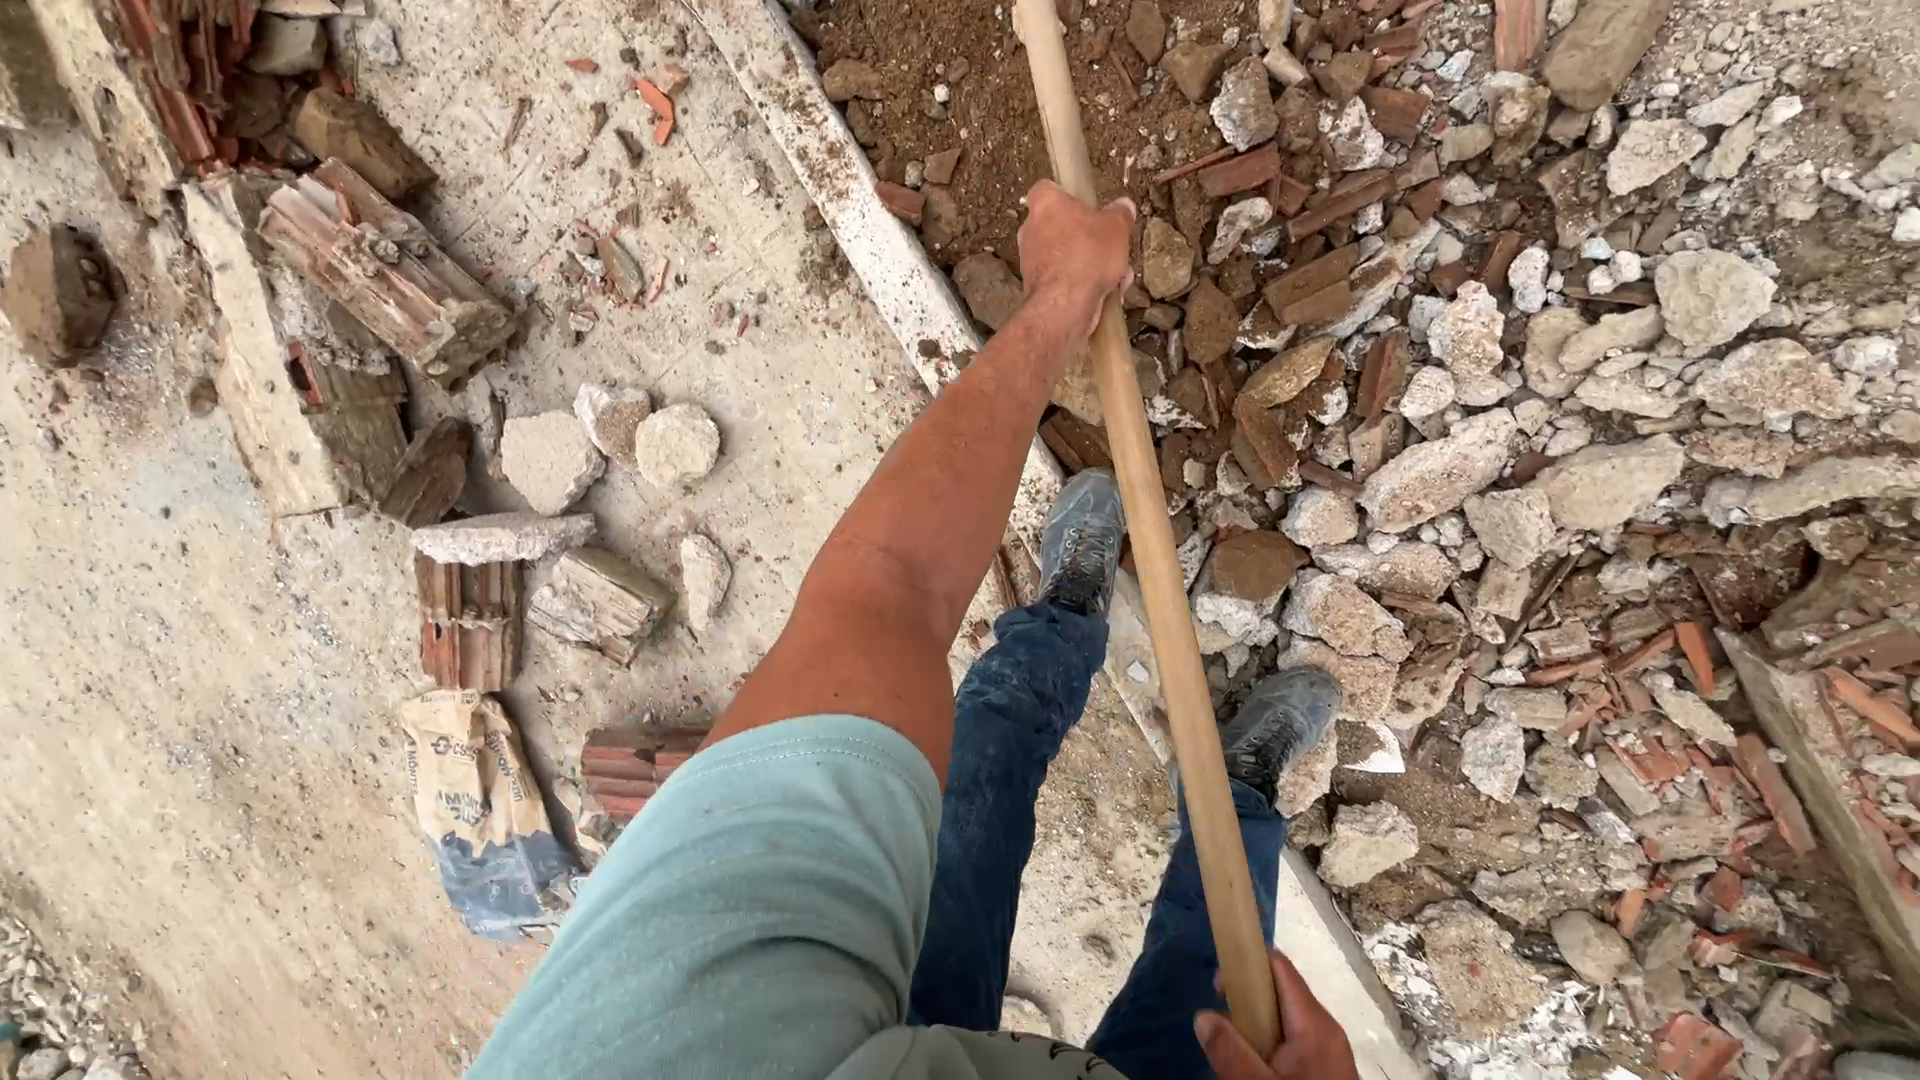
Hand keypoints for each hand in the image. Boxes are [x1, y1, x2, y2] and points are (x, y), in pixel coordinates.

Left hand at [1016, 179, 1134, 337]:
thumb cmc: (1088, 254)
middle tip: (1110, 249)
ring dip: (1088, 265)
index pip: (1046, 189)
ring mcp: (1029, 260)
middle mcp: (1030, 230)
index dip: (1066, 196)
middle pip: (1059, 227)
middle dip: (1086, 239)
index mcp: (1045, 204)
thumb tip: (1124, 206)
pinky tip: (1106, 294)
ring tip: (1117, 277)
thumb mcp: (1117, 227)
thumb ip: (1120, 214)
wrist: (1065, 305)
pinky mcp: (1034, 288)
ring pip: (1064, 256)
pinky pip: (1061, 279)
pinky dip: (1080, 285)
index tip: (1084, 207)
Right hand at [1194, 952, 1359, 1079]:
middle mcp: (1327, 1030)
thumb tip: (1203, 1016)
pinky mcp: (1328, 1072)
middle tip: (1223, 1026)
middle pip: (1280, 992)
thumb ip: (1227, 1049)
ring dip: (1255, 1029)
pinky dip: (1270, 1047)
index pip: (1278, 966)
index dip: (1246, 964)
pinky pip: (1293, 1043)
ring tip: (1237, 1054)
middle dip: (1247, 1002)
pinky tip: (1257, 1071)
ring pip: (1284, 1020)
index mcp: (1314, 1023)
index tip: (1219, 986)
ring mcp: (1331, 1053)